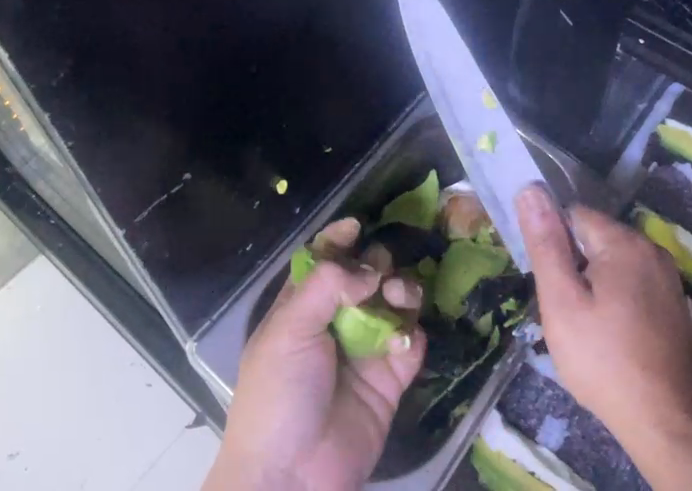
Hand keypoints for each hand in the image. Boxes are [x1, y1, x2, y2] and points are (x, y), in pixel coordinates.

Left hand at [206, 218, 426, 490]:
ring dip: (402, 291)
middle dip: (378, 264)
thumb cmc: (278, 394)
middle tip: (381, 273)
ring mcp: (364, 350)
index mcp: (300, 308)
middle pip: (366, 276)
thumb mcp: (289, 329)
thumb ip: (328, 285)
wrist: (292, 475)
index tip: (357, 225)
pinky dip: (413, 333)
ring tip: (399, 298)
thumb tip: (370, 269)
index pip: (323, 262)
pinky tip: (404, 339)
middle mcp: (335, 322)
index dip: (339, 240)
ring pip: (394, 303)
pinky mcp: (390, 380)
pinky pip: (411, 342)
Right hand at [515, 188, 691, 447]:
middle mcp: (652, 249)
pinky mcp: (674, 304)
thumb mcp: (561, 300)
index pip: (574, 215)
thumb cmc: (602, 359)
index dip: (554, 245)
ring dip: (594, 285)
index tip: (549, 283)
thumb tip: (530, 189)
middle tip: (564, 311)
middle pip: (596, 239)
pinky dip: (616, 300)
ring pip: (614, 264)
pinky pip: (633, 284)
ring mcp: (668, 277)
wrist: (663, 420)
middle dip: (574, 266)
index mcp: (624, 241)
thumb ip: (545, 243)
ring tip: (585, 327)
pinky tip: (610, 335)